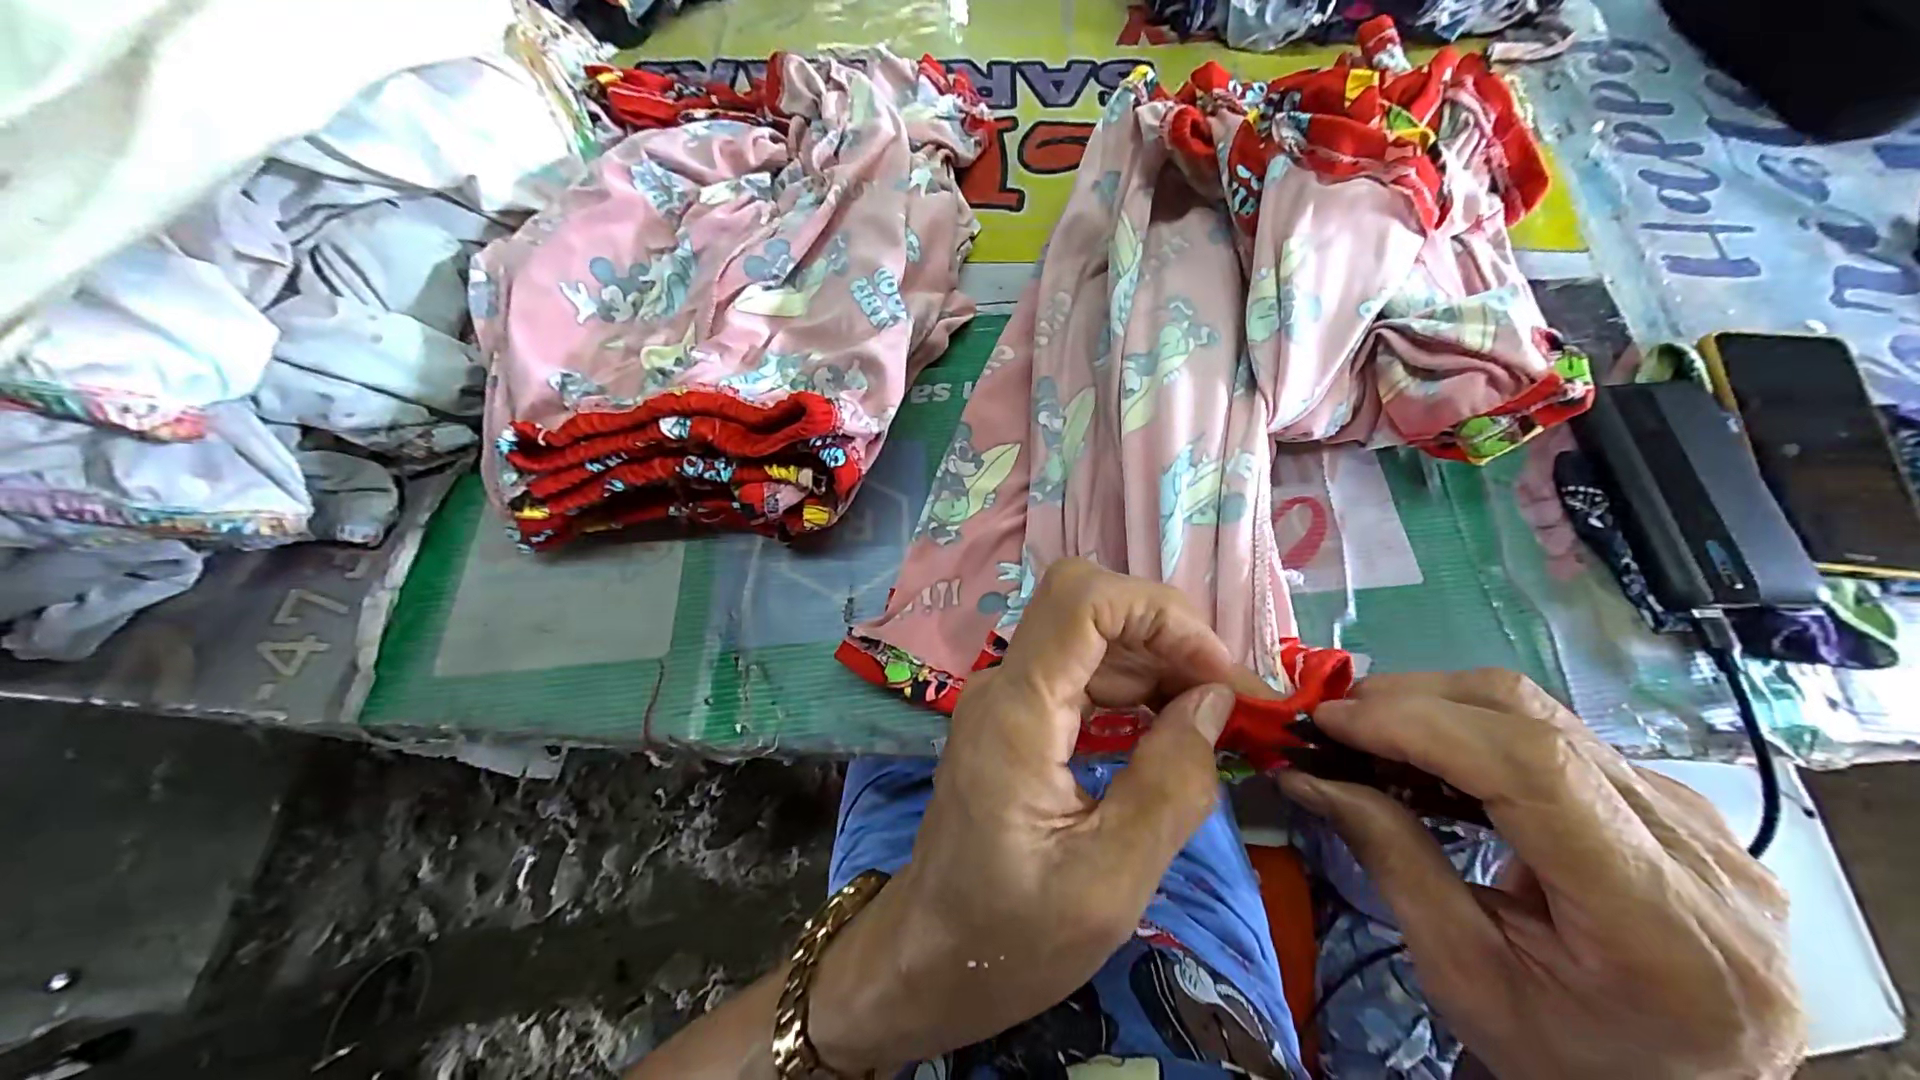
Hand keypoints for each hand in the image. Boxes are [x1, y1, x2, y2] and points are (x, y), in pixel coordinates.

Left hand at [808, 558, 1252, 1071]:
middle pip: (1088, 607)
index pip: (1083, 601)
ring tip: (1215, 715)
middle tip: (1230, 698)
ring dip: (1157, 661)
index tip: (1218, 673)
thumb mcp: (1109, 880)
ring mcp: (1006, 699)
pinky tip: (1171, 726)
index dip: (1160, 613)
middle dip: (1167, 635)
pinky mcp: (1015, 720)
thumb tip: (1213, 701)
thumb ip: (1170, 785)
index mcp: (1017, 713)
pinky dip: (1133, 687)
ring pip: (1090, 636)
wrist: (929, 958)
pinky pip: (1081, 675)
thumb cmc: (1011, 936)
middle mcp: (1005, 687)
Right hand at [1280, 671, 1804, 1079]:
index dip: (1418, 725)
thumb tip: (1307, 776)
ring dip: (1435, 705)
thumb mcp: (1461, 973)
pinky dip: (1470, 727)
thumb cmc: (1567, 1054)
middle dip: (1412, 701)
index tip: (1329, 721)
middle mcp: (1694, 849)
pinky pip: (1554, 733)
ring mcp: (1693, 817)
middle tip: (1333, 719)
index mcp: (1655, 918)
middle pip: (1532, 720)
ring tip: (1368, 731)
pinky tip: (1429, 755)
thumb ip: (1391, 858)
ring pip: (1541, 712)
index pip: (1530, 768)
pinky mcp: (1672, 804)